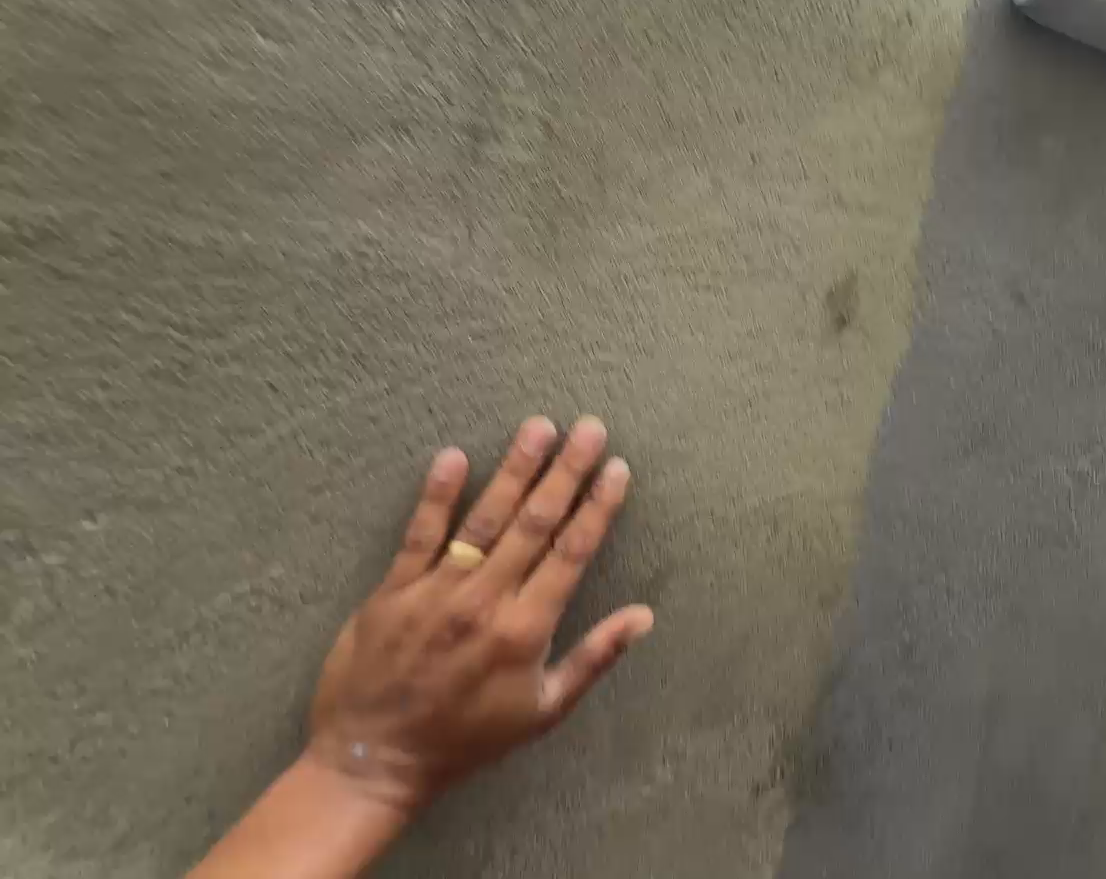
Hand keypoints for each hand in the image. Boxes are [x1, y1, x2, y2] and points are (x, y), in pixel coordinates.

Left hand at [305, 415, 653, 812]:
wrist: (371, 766)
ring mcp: (435, 592)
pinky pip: (418, 536)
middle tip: (588, 428)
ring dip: (514, 470)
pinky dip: (436, 496)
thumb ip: (596, 656)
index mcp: (525, 628)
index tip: (617, 468)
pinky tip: (453, 456)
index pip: (572, 552)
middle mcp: (484, 601)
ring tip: (538, 428)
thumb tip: (646, 616)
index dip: (597, 506)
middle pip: (534, 523)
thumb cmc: (470, 737)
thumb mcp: (546, 709)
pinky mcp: (391, 592)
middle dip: (566, 471)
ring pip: (484, 519)